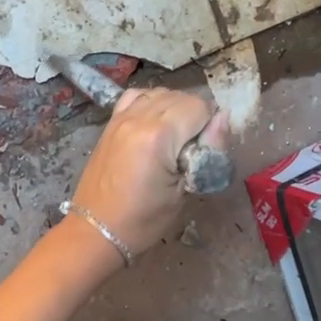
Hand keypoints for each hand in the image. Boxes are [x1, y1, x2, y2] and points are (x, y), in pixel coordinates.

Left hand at [69, 89, 228, 257]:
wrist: (97, 227)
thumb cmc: (144, 218)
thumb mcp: (184, 191)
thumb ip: (206, 152)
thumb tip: (222, 119)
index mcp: (158, 135)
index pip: (199, 106)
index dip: (211, 124)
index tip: (206, 149)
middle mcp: (138, 117)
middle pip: (180, 96)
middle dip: (196, 115)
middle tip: (194, 147)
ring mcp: (121, 117)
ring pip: (159, 92)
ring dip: (174, 107)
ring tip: (175, 137)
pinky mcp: (110, 122)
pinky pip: (136, 96)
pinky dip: (151, 102)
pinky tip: (155, 123)